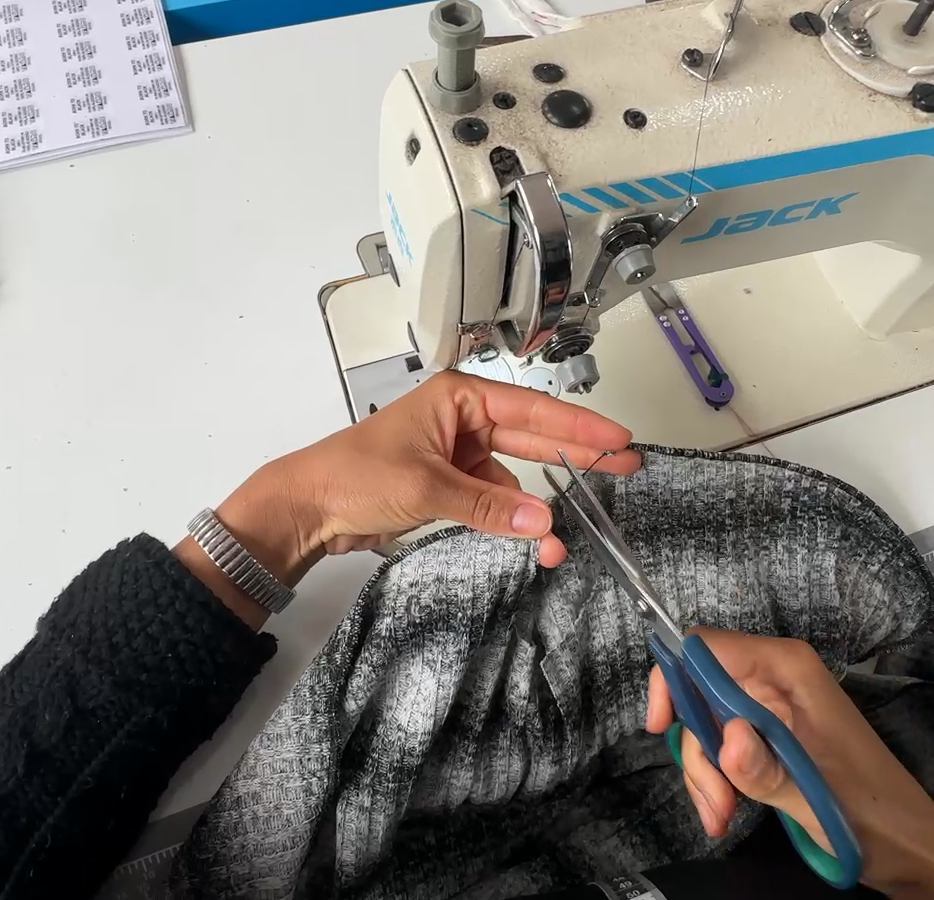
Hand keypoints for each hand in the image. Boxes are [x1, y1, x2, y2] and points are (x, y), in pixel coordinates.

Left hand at [204, 371, 639, 584]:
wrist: (308, 508)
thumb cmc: (357, 475)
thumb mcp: (428, 486)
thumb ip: (489, 506)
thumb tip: (546, 522)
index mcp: (459, 398)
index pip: (531, 410)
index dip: (578, 426)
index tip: (618, 438)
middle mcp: (464, 420)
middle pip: (532, 436)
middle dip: (576, 453)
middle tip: (625, 463)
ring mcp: (458, 454)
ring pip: (514, 476)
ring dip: (537, 505)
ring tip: (564, 536)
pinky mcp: (450, 484)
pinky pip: (493, 499)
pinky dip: (511, 518)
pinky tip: (533, 536)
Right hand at [646, 629, 933, 898]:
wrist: (914, 850)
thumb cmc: (875, 816)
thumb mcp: (817, 797)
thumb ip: (767, 769)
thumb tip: (726, 739)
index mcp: (786, 667)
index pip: (706, 647)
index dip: (674, 678)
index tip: (661, 726)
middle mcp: (773, 675)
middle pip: (700, 690)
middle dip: (696, 746)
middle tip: (712, 801)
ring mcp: (770, 702)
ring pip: (706, 720)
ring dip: (704, 769)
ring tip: (721, 815)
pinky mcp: (768, 729)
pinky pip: (722, 740)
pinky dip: (716, 775)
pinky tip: (727, 809)